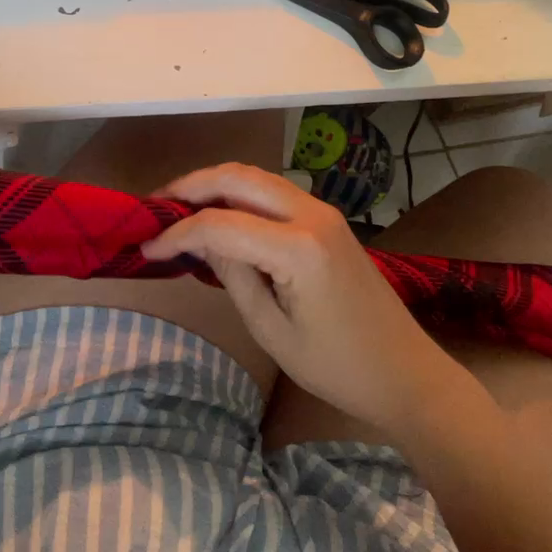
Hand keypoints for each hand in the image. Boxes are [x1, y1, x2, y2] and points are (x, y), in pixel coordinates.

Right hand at [143, 163, 429, 426]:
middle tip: (154, 207)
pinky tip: (217, 214)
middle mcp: (311, 215)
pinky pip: (272, 192)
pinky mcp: (327, 220)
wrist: (406, 374)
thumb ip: (233, 276)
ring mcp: (323, 212)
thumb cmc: (338, 367)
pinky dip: (238, 194)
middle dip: (190, 186)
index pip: (220, 224)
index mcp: (298, 248)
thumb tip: (199, 240)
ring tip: (177, 208)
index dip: (177, 233)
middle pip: (237, 177)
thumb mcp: (272, 331)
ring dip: (213, 185)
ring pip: (255, 177)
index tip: (145, 249)